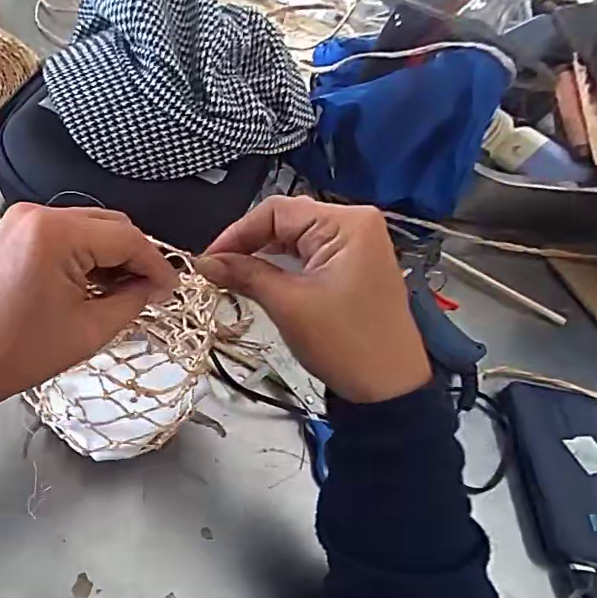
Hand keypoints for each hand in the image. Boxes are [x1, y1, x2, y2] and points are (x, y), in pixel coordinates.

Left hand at [0, 203, 177, 417]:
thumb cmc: (22, 352)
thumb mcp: (92, 329)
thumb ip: (134, 299)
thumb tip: (155, 285)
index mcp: (56, 234)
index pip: (126, 238)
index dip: (157, 264)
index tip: (172, 288)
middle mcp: (38, 214)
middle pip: (111, 224)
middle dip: (137, 258)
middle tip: (153, 292)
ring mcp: (24, 220)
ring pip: (92, 228)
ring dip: (114, 256)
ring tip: (129, 292)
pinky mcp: (18, 232)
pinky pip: (68, 235)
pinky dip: (89, 255)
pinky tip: (100, 283)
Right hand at [197, 195, 430, 403]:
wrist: (389, 386)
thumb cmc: (350, 345)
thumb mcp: (288, 305)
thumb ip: (245, 275)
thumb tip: (208, 262)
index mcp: (347, 223)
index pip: (276, 211)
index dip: (236, 233)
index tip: (209, 259)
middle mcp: (356, 225)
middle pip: (285, 221)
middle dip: (248, 245)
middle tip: (216, 270)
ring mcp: (356, 246)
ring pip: (294, 239)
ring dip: (261, 257)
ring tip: (232, 278)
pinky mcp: (352, 267)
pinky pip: (307, 256)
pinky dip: (281, 268)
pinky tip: (260, 282)